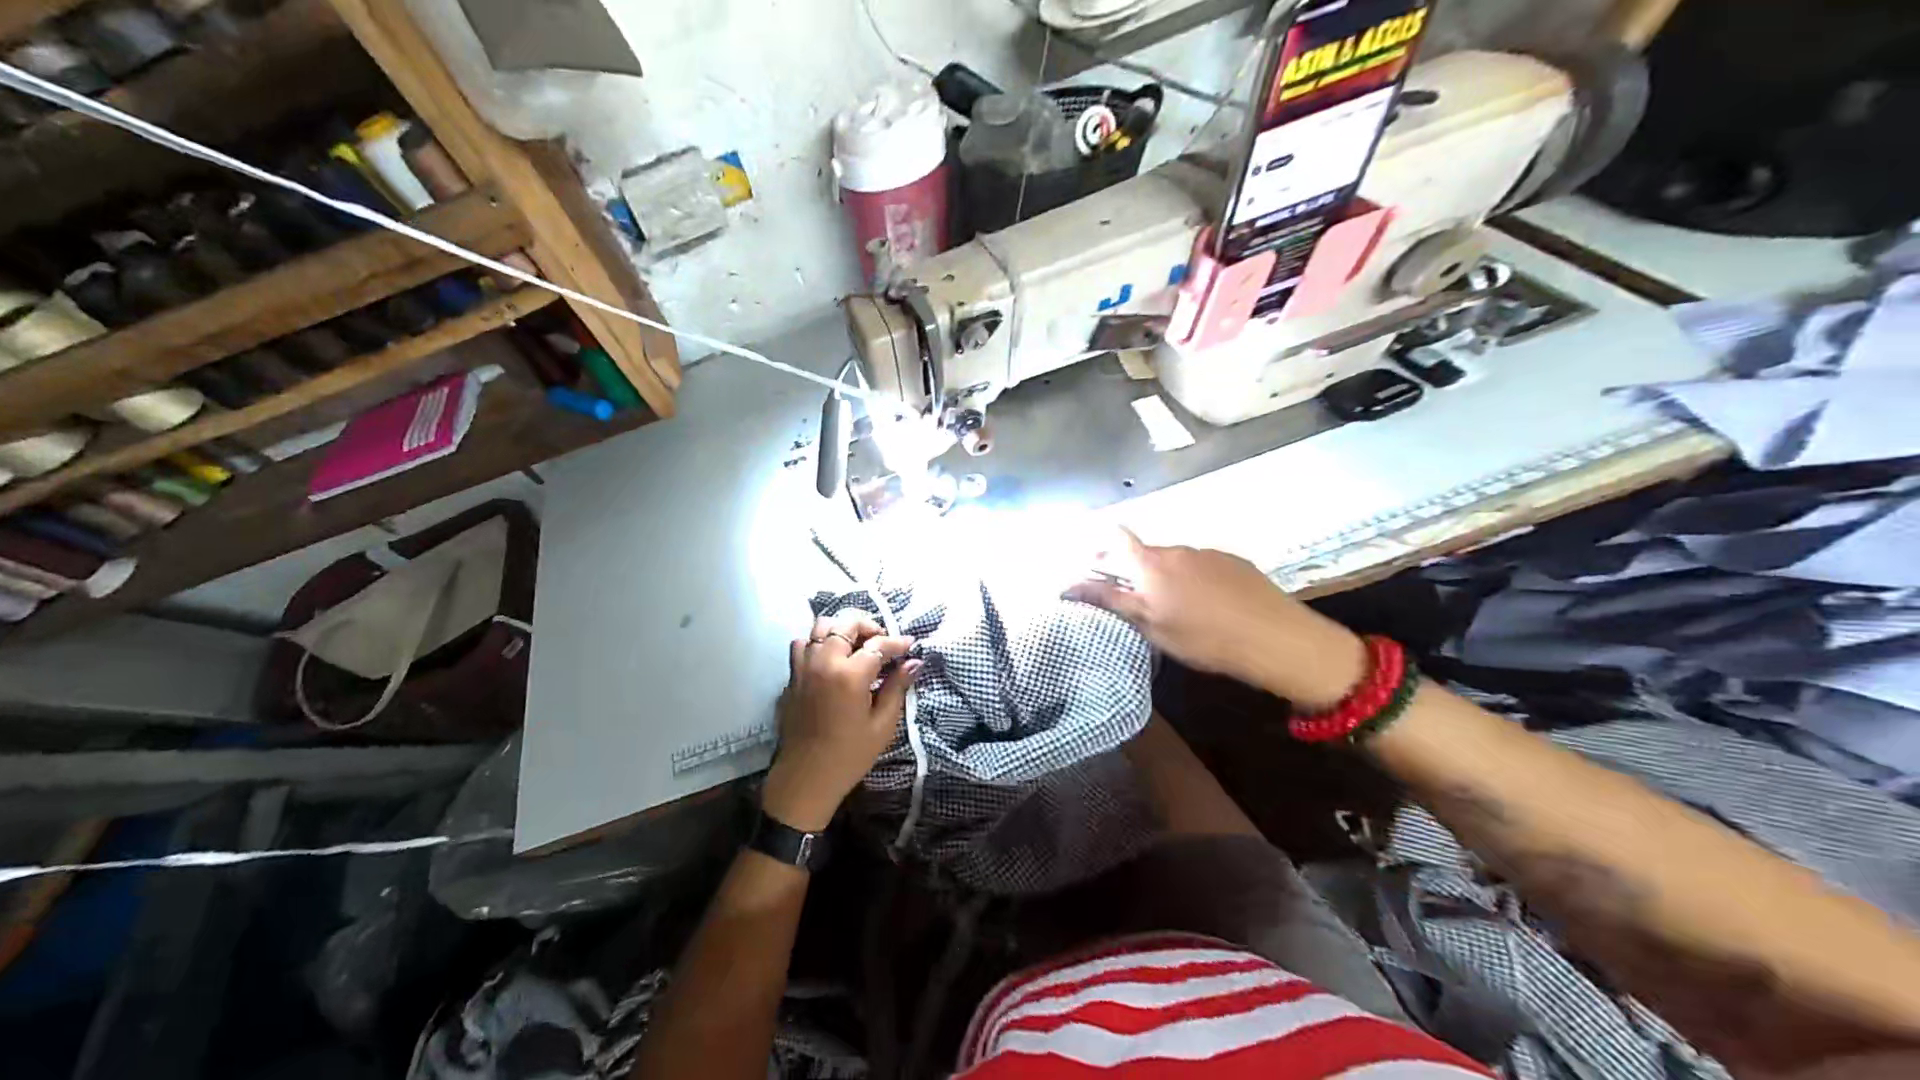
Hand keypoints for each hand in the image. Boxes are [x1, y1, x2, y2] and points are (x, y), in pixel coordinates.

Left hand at [763, 611, 919, 830]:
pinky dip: (819, 642)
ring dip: (842, 629)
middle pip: (846, 622)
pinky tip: (832, 659)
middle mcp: (824, 662)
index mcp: (850, 675)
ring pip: (821, 626)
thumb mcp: (882, 724)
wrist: (806, 778)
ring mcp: (804, 666)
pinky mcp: (792, 676)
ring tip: (857, 645)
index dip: (897, 643)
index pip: (878, 644)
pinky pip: (803, 644)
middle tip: (883, 642)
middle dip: (868, 626)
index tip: (910, 646)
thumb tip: (914, 662)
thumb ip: (897, 688)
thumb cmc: (850, 756)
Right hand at [1065, 530, 1366, 709]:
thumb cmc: (1203, 638)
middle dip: (1135, 572)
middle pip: (1146, 553)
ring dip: (1168, 579)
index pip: (1116, 538)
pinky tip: (1209, 608)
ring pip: (1176, 562)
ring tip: (1178, 611)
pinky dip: (1196, 582)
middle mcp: (1178, 550)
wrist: (1275, 638)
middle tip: (1137, 602)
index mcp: (1151, 565)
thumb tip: (1068, 586)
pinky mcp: (1235, 563)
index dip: (1100, 547)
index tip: (1093, 565)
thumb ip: (1110, 601)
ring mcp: (1209, 554)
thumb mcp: (1150, 626)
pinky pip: (1203, 567)